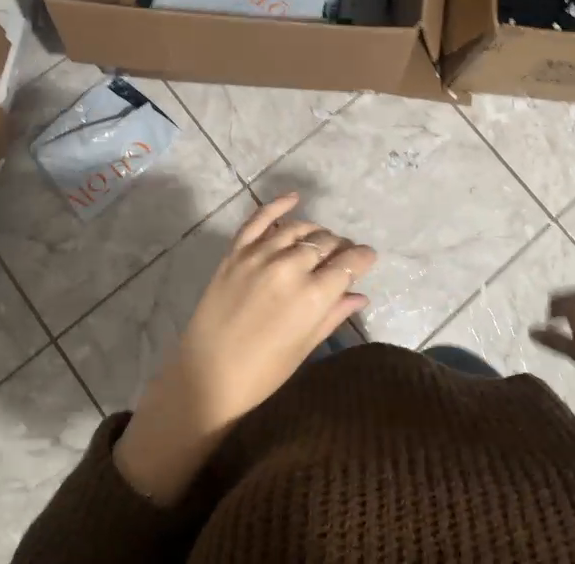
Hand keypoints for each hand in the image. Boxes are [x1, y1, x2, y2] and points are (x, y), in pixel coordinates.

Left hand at [114, 193, 375, 503]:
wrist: (207, 375)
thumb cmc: (263, 372)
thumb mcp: (305, 346)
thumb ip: (334, 314)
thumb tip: (360, 295)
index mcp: (313, 295)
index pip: (349, 262)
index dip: (363, 257)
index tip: (367, 258)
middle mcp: (289, 266)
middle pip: (326, 242)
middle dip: (340, 247)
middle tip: (343, 257)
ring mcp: (260, 255)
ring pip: (299, 229)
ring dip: (315, 232)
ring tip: (321, 241)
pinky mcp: (236, 252)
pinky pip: (259, 219)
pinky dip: (278, 205)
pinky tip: (294, 199)